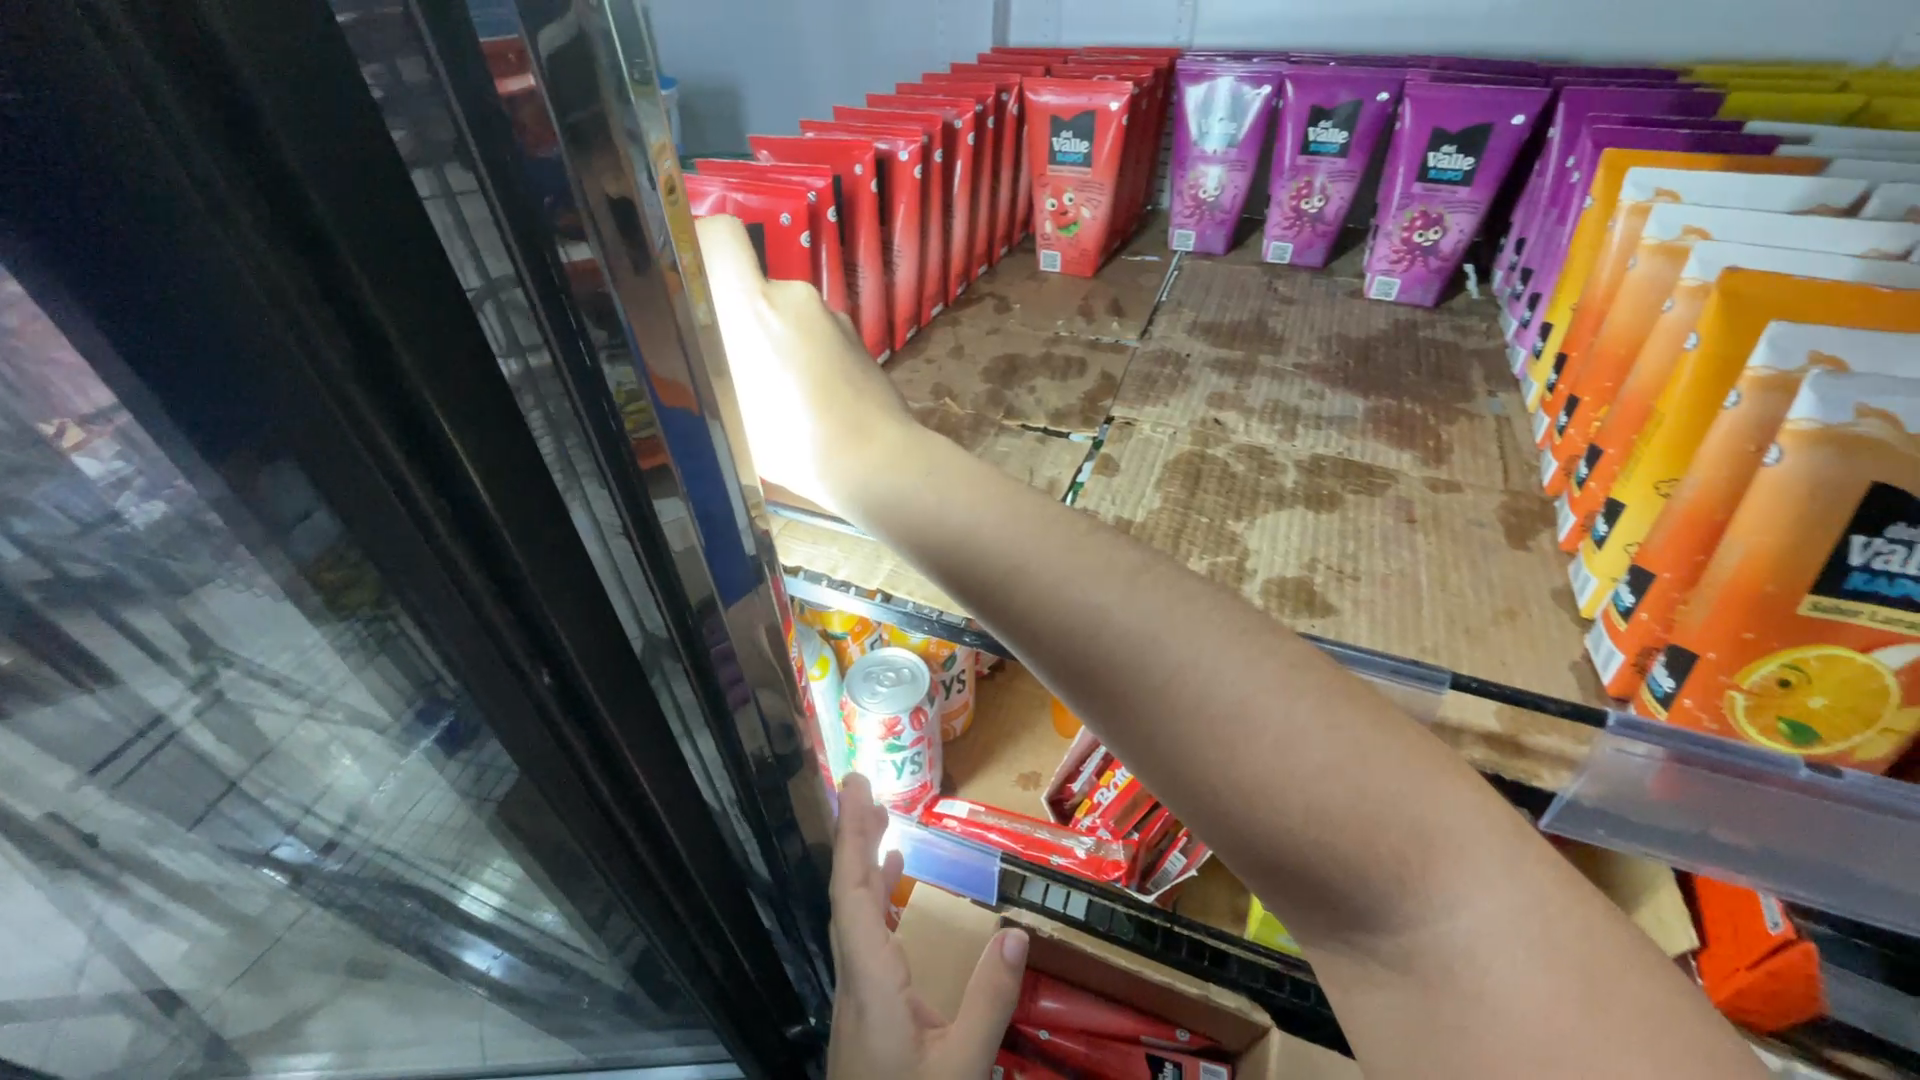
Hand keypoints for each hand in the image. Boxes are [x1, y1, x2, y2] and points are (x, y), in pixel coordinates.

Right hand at [694, 214, 918, 515]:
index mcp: (753, 305)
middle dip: (747, 321)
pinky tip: (814, 409)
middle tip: (739, 370)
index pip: (720, 236)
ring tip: (782, 402)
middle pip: (759, 290)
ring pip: (792, 319)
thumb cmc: (793, 442)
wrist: (876, 462)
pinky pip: (820, 342)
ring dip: (782, 347)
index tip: (693, 275)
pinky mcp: (860, 343)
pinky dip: (812, 364)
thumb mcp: (730, 412)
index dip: (703, 244)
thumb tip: (703, 350)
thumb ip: (713, 367)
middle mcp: (796, 297)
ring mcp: (835, 319)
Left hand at [827, 773, 1028, 1079]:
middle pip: (844, 894)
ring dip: (862, 867)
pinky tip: (895, 897)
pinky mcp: (864, 1009)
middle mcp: (854, 978)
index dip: (851, 836)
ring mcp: (855, 994)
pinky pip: (864, 938)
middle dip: (852, 837)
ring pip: (850, 915)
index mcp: (871, 981)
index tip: (855, 787)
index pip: (852, 892)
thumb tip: (1017, 930)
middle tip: (865, 789)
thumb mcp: (963, 1065)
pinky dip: (876, 902)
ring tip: (883, 829)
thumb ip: (991, 999)